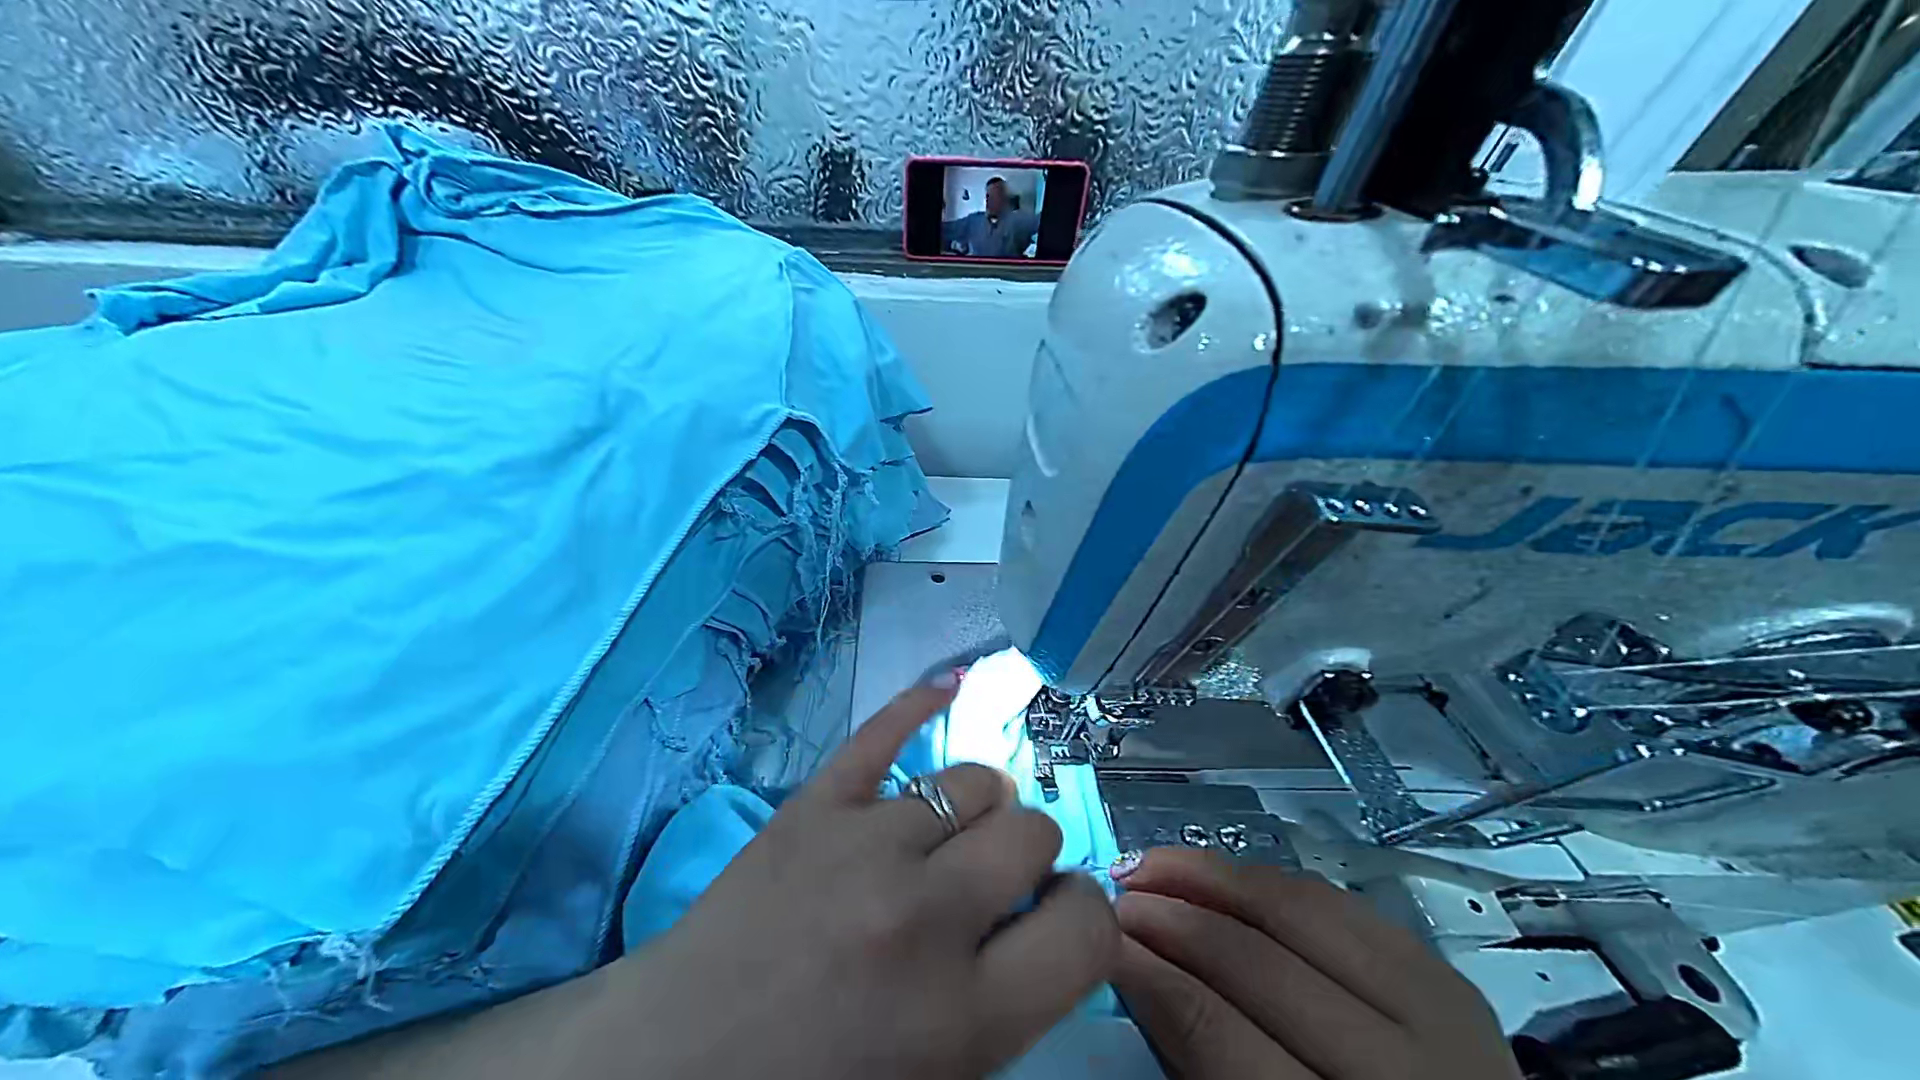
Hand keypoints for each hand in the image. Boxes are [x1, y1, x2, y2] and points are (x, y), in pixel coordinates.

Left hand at [605, 682, 1119, 1077]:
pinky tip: (950, 684)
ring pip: (974, 781)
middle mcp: (924, 915)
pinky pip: (884, 732)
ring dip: (979, 807)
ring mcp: (865, 845)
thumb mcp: (939, 1074)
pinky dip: (921, 704)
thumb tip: (1054, 915)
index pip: (1086, 927)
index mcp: (964, 1014)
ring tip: (953, 830)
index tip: (1060, 915)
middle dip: (1031, 853)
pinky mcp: (814, 804)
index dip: (1086, 916)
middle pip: (1032, 833)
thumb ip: (1011, 1000)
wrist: (672, 1062)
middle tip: (997, 877)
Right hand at [1111, 848, 1520, 1079]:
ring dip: (1214, 876)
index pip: (1217, 1031)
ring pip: (1301, 910)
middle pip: (1259, 960)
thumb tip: (1131, 962)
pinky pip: (1339, 902)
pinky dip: (1270, 883)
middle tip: (1118, 894)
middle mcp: (1404, 1070)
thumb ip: (1194, 1053)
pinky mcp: (1445, 977)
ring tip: (1156, 864)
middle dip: (1171, 915)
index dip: (1147, 971)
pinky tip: (1224, 877)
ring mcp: (1439, 1016)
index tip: (1100, 933)